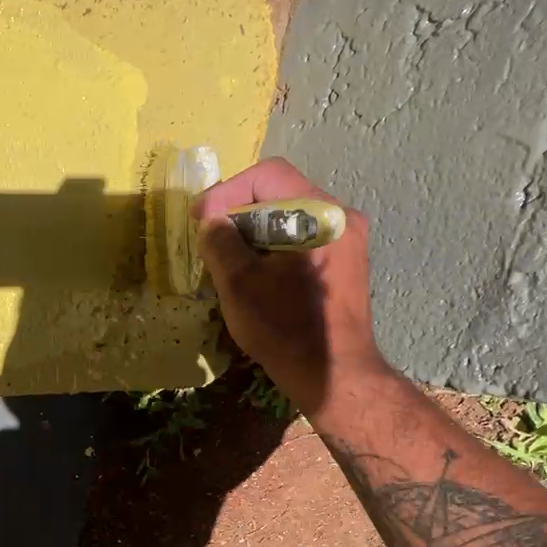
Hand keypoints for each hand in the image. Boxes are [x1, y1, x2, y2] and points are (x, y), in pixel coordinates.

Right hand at [194, 158, 386, 415]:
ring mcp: (347, 239)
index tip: (200, 221)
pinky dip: (271, 248)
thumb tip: (211, 220)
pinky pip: (300, 239)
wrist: (331, 371)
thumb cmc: (284, 327)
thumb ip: (221, 243)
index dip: (226, 191)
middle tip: (209, 243)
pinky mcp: (344, 262)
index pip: (268, 175)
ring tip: (228, 262)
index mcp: (320, 214)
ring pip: (289, 217)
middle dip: (237, 214)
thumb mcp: (239, 284)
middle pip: (280, 193)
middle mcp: (341, 216)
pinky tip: (255, 277)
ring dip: (252, 233)